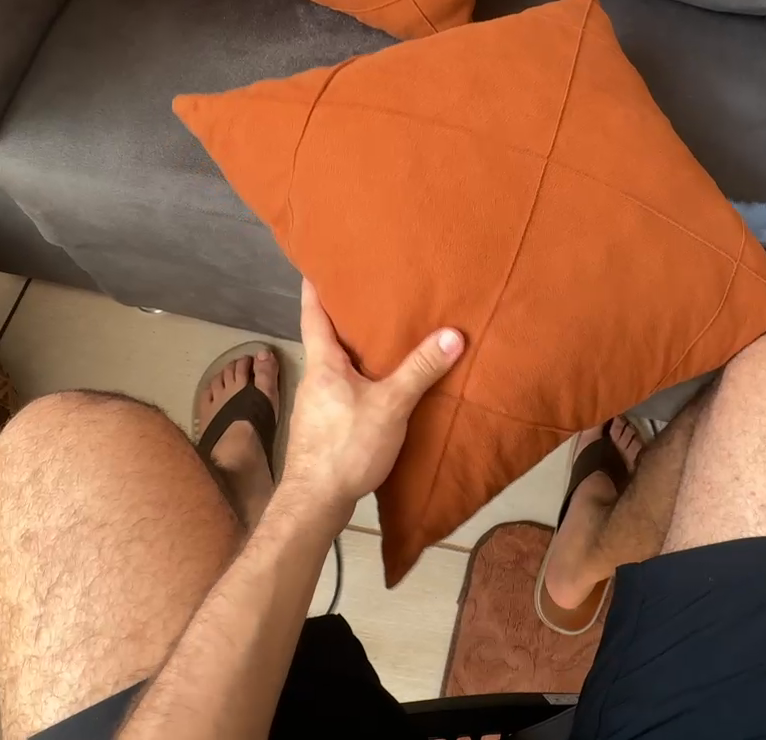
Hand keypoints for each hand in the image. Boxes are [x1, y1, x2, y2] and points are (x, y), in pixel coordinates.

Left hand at [279, 279, 463, 513]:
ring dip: (355, 349)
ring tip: (384, 333)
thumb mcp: (390, 405)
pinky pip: (344, 388)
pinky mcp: (326, 426)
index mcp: (324, 363)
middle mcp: (316, 377)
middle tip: (370, 291)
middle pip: (326, 336)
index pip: (313, 313)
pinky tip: (381, 383)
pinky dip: (360, 377)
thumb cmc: (345, 446)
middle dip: (345, 315)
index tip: (317, 262)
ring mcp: (318, 403)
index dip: (315, 286)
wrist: (315, 503)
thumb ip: (420, 369)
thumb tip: (453, 334)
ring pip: (337, 364)